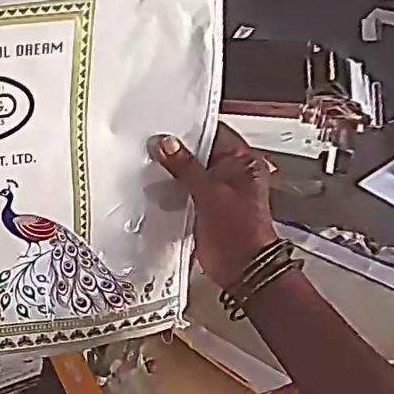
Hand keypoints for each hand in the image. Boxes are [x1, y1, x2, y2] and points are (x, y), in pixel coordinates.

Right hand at [149, 124, 279, 285]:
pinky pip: (182, 194)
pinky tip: (154, 189)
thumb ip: (186, 166)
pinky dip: (170, 192)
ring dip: (171, 173)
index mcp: (243, 162)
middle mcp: (230, 175)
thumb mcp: (211, 191)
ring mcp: (216, 193)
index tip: (168, 124)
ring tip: (150, 164)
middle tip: (153, 144)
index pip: (215, 132)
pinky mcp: (203, 210)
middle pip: (199, 153)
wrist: (241, 268)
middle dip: (177, 151)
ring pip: (189, 174)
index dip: (192, 127)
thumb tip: (167, 144)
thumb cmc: (242, 231)